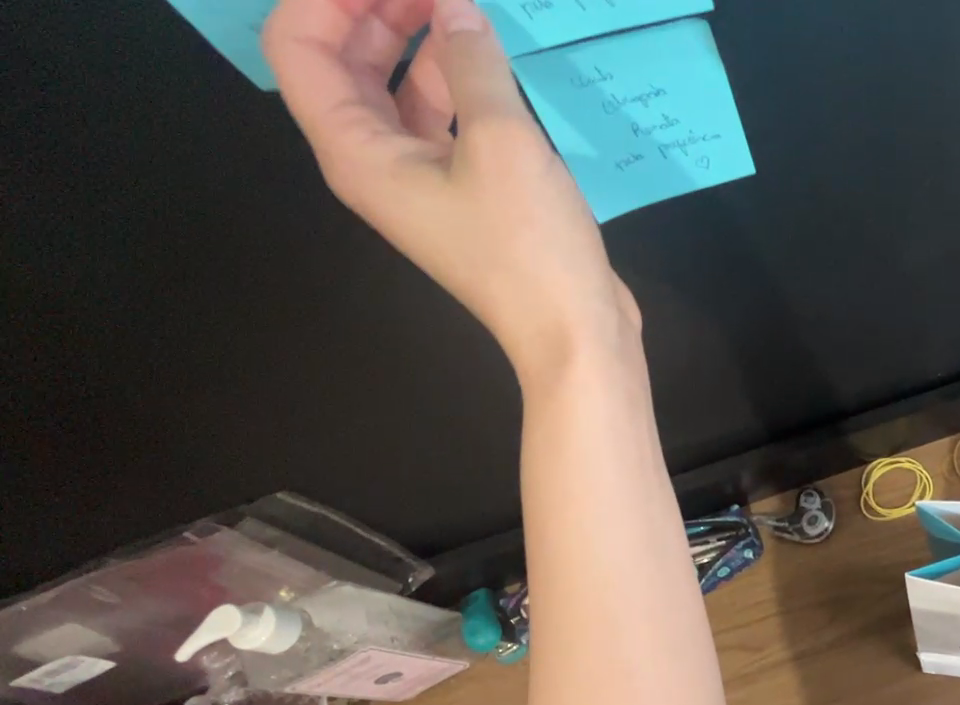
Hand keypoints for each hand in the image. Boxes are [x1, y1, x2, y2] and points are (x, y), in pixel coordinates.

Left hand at [264, 0, 639, 380]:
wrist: (574, 332)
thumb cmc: (530, 245)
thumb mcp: (504, 143)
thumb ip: (473, 64)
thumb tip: (457, 12)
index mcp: (357, 152)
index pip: (299, 45)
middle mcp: (375, 165)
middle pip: (343, 64)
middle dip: (376, 11)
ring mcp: (422, 186)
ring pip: (397, 94)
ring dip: (418, 46)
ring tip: (461, 12)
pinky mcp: (466, 200)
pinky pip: (441, 126)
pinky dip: (455, 88)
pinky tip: (490, 69)